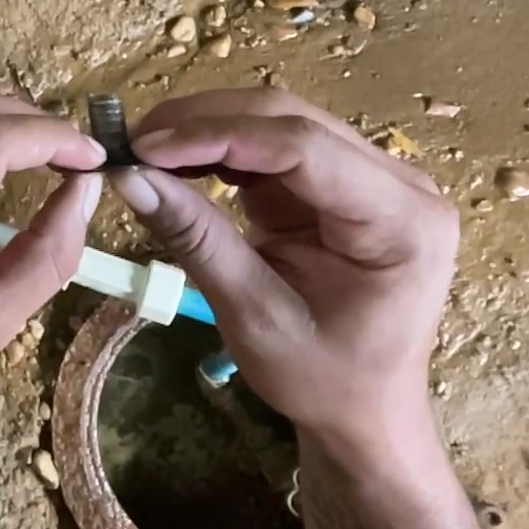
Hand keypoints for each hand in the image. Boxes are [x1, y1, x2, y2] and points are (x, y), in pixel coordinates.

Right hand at [108, 88, 457, 450]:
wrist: (363, 408)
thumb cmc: (322, 378)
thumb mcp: (253, 316)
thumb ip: (196, 240)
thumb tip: (128, 177)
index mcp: (401, 221)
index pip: (302, 147)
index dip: (217, 136)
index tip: (144, 149)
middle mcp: (396, 183)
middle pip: (288, 120)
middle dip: (203, 123)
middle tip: (131, 144)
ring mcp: (366, 176)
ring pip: (274, 121)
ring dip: (204, 128)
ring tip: (143, 151)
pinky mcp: (333, 181)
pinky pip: (266, 145)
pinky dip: (215, 148)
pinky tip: (174, 161)